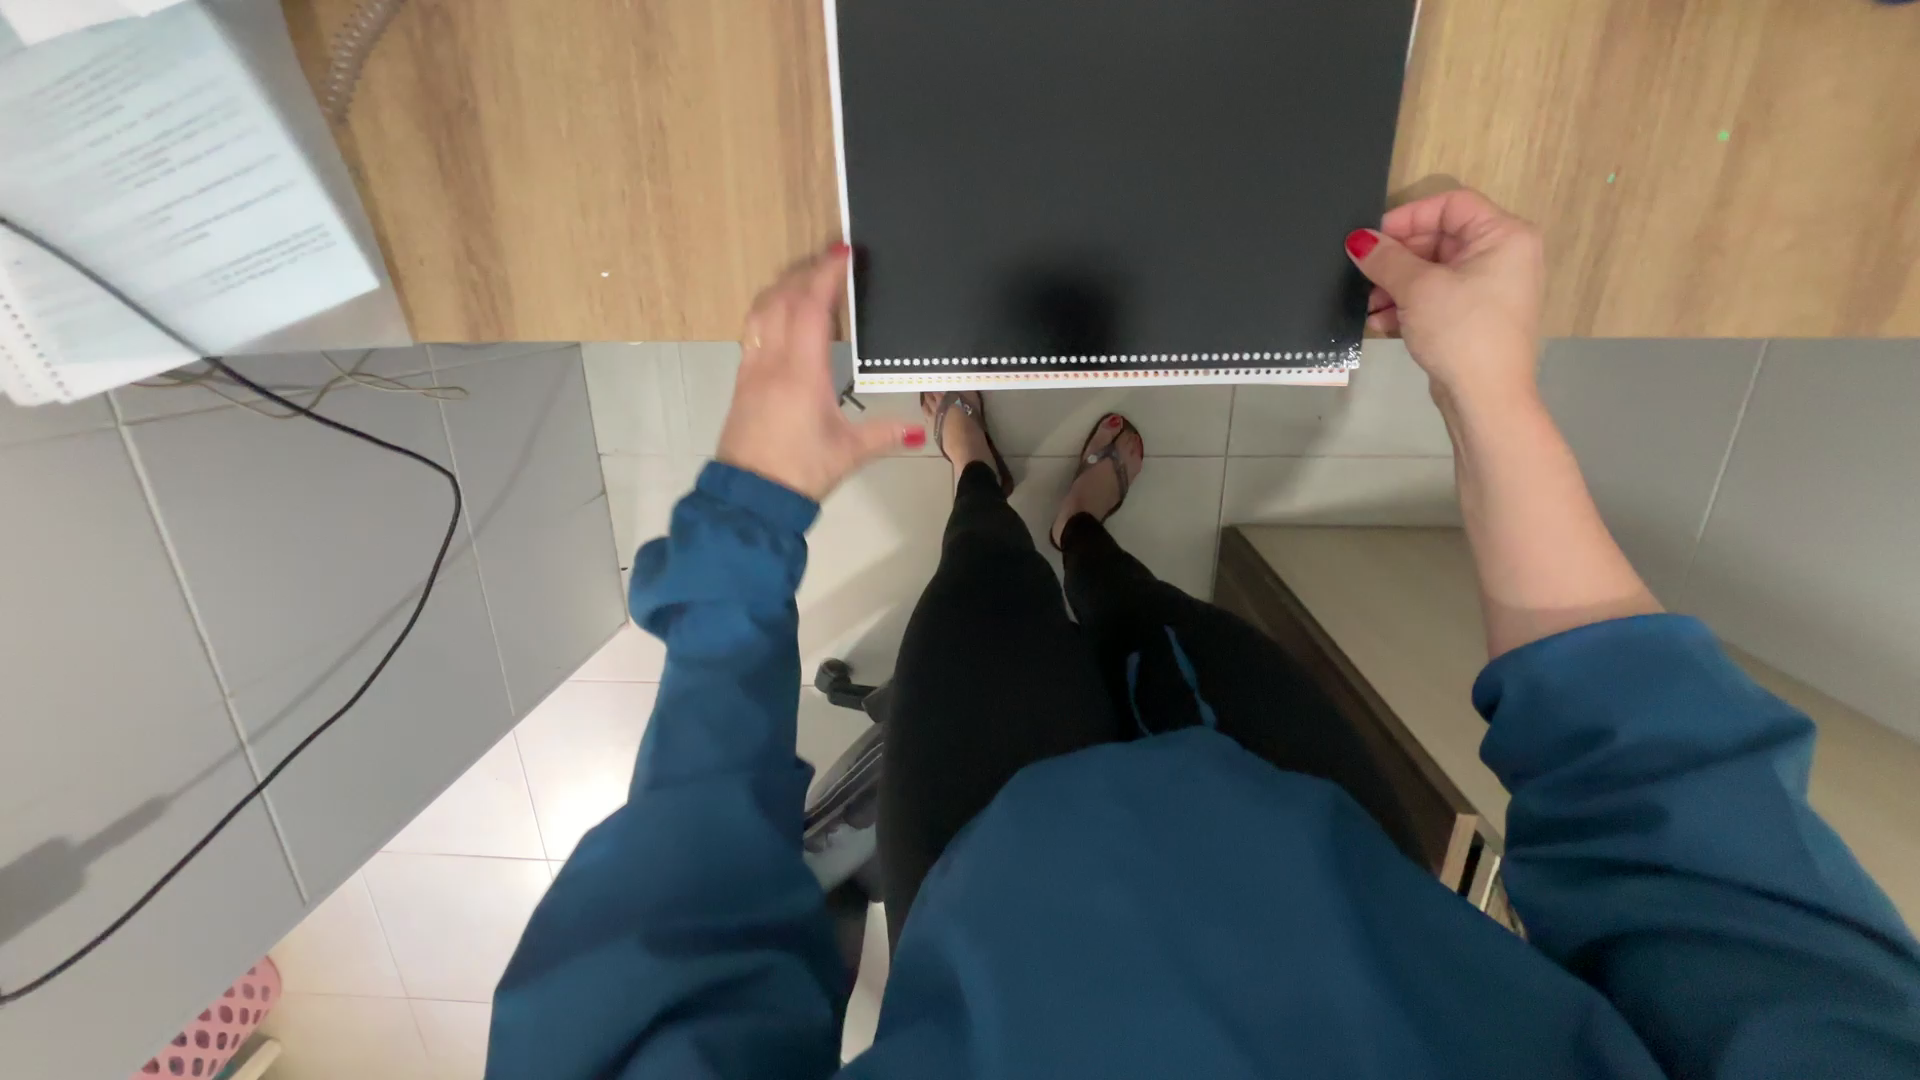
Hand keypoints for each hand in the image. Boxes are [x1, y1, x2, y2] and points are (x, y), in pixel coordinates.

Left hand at [715, 244, 924, 501]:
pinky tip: (782, 316)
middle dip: (805, 272)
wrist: (750, 497)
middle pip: (783, 299)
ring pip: (761, 311)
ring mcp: (752, 369)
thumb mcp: (850, 454)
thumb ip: (884, 435)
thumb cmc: (801, 471)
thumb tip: (917, 431)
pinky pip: (753, 330)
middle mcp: (773, 362)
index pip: (812, 309)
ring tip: (805, 280)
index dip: (826, 275)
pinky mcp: (742, 381)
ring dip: (783, 287)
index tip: (841, 251)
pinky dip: (769, 310)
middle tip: (829, 259)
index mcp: (802, 373)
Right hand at [1344, 189, 1545, 404]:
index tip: (1371, 240)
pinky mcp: (1471, 315)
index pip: (1450, 205)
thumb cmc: (1461, 330)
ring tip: (1369, 307)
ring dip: (1394, 286)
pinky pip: (1434, 297)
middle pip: (1437, 240)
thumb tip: (1357, 239)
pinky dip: (1406, 305)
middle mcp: (1501, 255)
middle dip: (1395, 260)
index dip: (1407, 217)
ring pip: (1430, 271)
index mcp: (1503, 236)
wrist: (1485, 394)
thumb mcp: (1418, 289)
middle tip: (1363, 276)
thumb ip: (1386, 259)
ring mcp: (1487, 287)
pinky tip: (1382, 322)